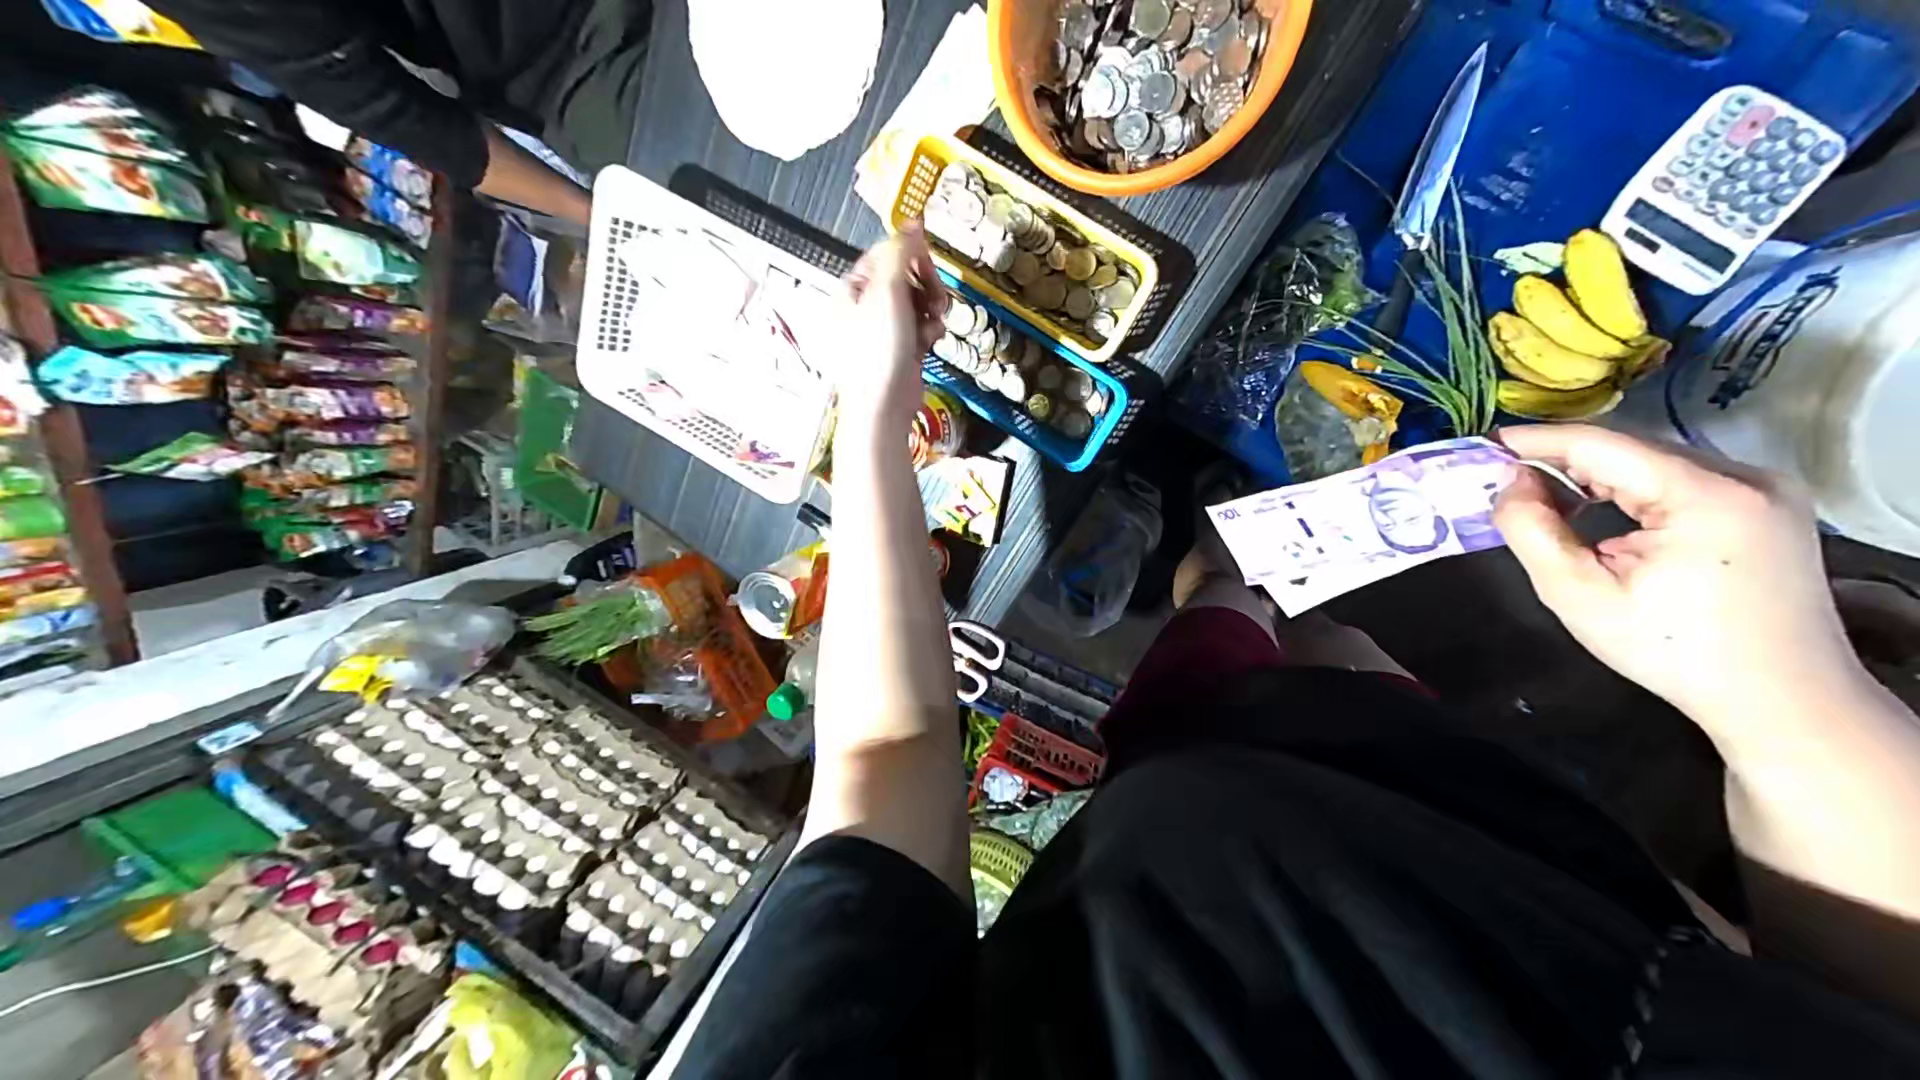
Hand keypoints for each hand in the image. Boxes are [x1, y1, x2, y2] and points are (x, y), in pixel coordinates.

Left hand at [836, 225, 947, 439]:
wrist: (883, 404)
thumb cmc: (876, 355)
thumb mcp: (888, 292)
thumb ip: (901, 253)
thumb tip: (912, 222)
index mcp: (852, 288)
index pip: (885, 255)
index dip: (910, 257)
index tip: (928, 263)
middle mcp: (864, 307)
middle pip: (904, 278)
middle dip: (925, 286)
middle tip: (934, 297)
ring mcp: (882, 330)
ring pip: (917, 303)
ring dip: (930, 310)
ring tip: (931, 322)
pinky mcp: (899, 349)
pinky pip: (920, 328)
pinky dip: (929, 332)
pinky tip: (928, 341)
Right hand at [1492, 425, 1861, 720]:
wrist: (1780, 698)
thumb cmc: (1671, 649)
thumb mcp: (1576, 593)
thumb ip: (1531, 529)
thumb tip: (1510, 483)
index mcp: (1706, 495)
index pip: (1601, 444)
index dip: (1535, 440)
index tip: (1485, 445)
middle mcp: (1745, 478)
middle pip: (1628, 450)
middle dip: (1560, 460)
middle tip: (1502, 479)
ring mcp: (1763, 490)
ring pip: (1650, 463)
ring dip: (1591, 476)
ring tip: (1540, 498)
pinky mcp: (1764, 507)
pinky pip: (1676, 480)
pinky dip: (1626, 489)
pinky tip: (1594, 511)